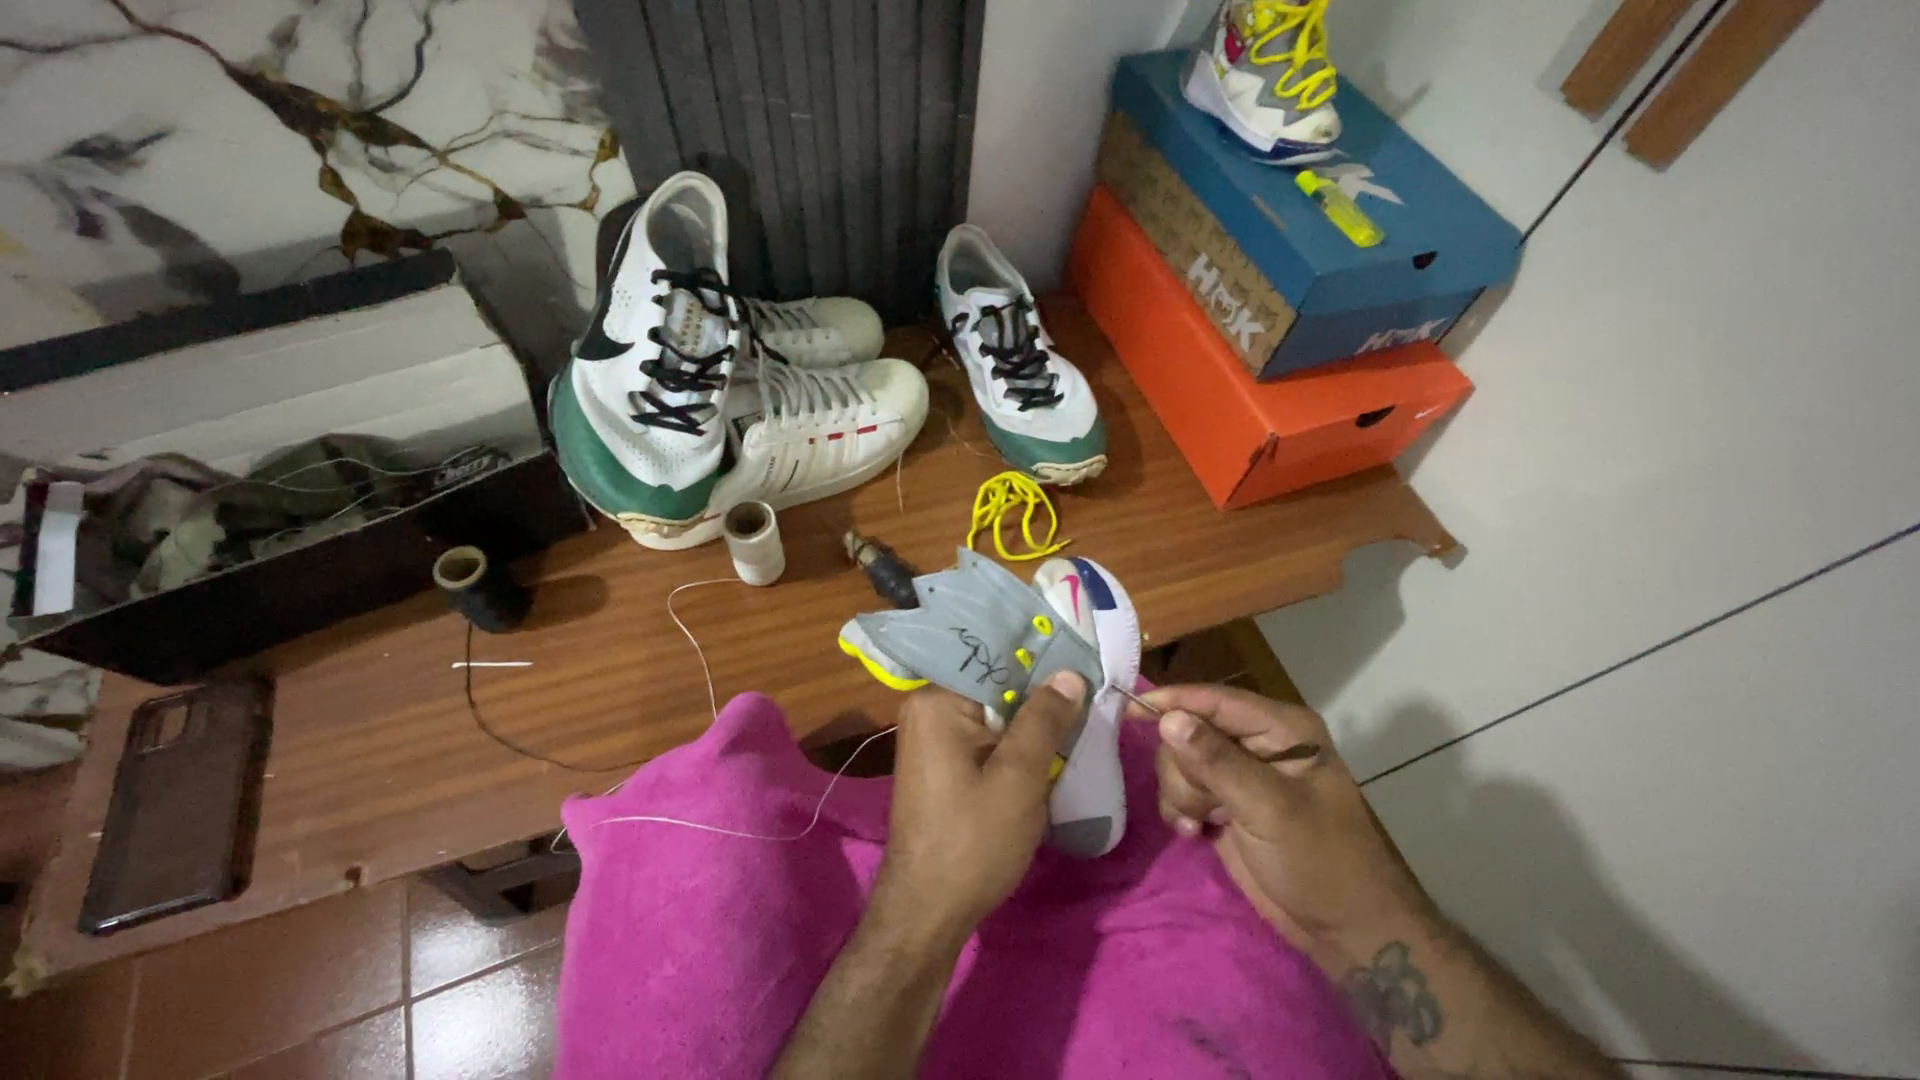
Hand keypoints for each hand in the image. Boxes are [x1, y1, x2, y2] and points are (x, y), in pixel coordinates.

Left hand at [877, 672, 1087, 938]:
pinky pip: (984, 737)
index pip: (994, 659)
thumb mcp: (1019, 778)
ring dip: (1031, 721)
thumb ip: (1044, 720)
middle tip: (1089, 690)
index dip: (1040, 659)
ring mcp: (931, 738)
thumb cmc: (973, 842)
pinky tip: (1049, 749)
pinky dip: (1014, 743)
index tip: (1083, 659)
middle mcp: (927, 709)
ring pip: (993, 713)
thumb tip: (1069, 674)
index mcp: (936, 702)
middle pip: (994, 685)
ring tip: (1079, 715)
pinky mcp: (941, 764)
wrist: (928, 911)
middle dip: (1039, 692)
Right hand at [1134, 684, 1438, 957]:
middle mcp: (1258, 743)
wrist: (1342, 929)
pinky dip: (1181, 810)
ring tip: (1200, 825)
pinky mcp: (1226, 803)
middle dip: (1183, 769)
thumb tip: (1168, 719)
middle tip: (1201, 805)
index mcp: (1282, 729)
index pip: (1216, 701)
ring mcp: (1240, 774)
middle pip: (1190, 731)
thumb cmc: (1320, 861)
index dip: (1173, 702)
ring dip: (1180, 794)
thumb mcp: (1269, 809)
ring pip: (1180, 761)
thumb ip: (1216, 762)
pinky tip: (1197, 833)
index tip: (1130, 711)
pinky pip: (1182, 789)